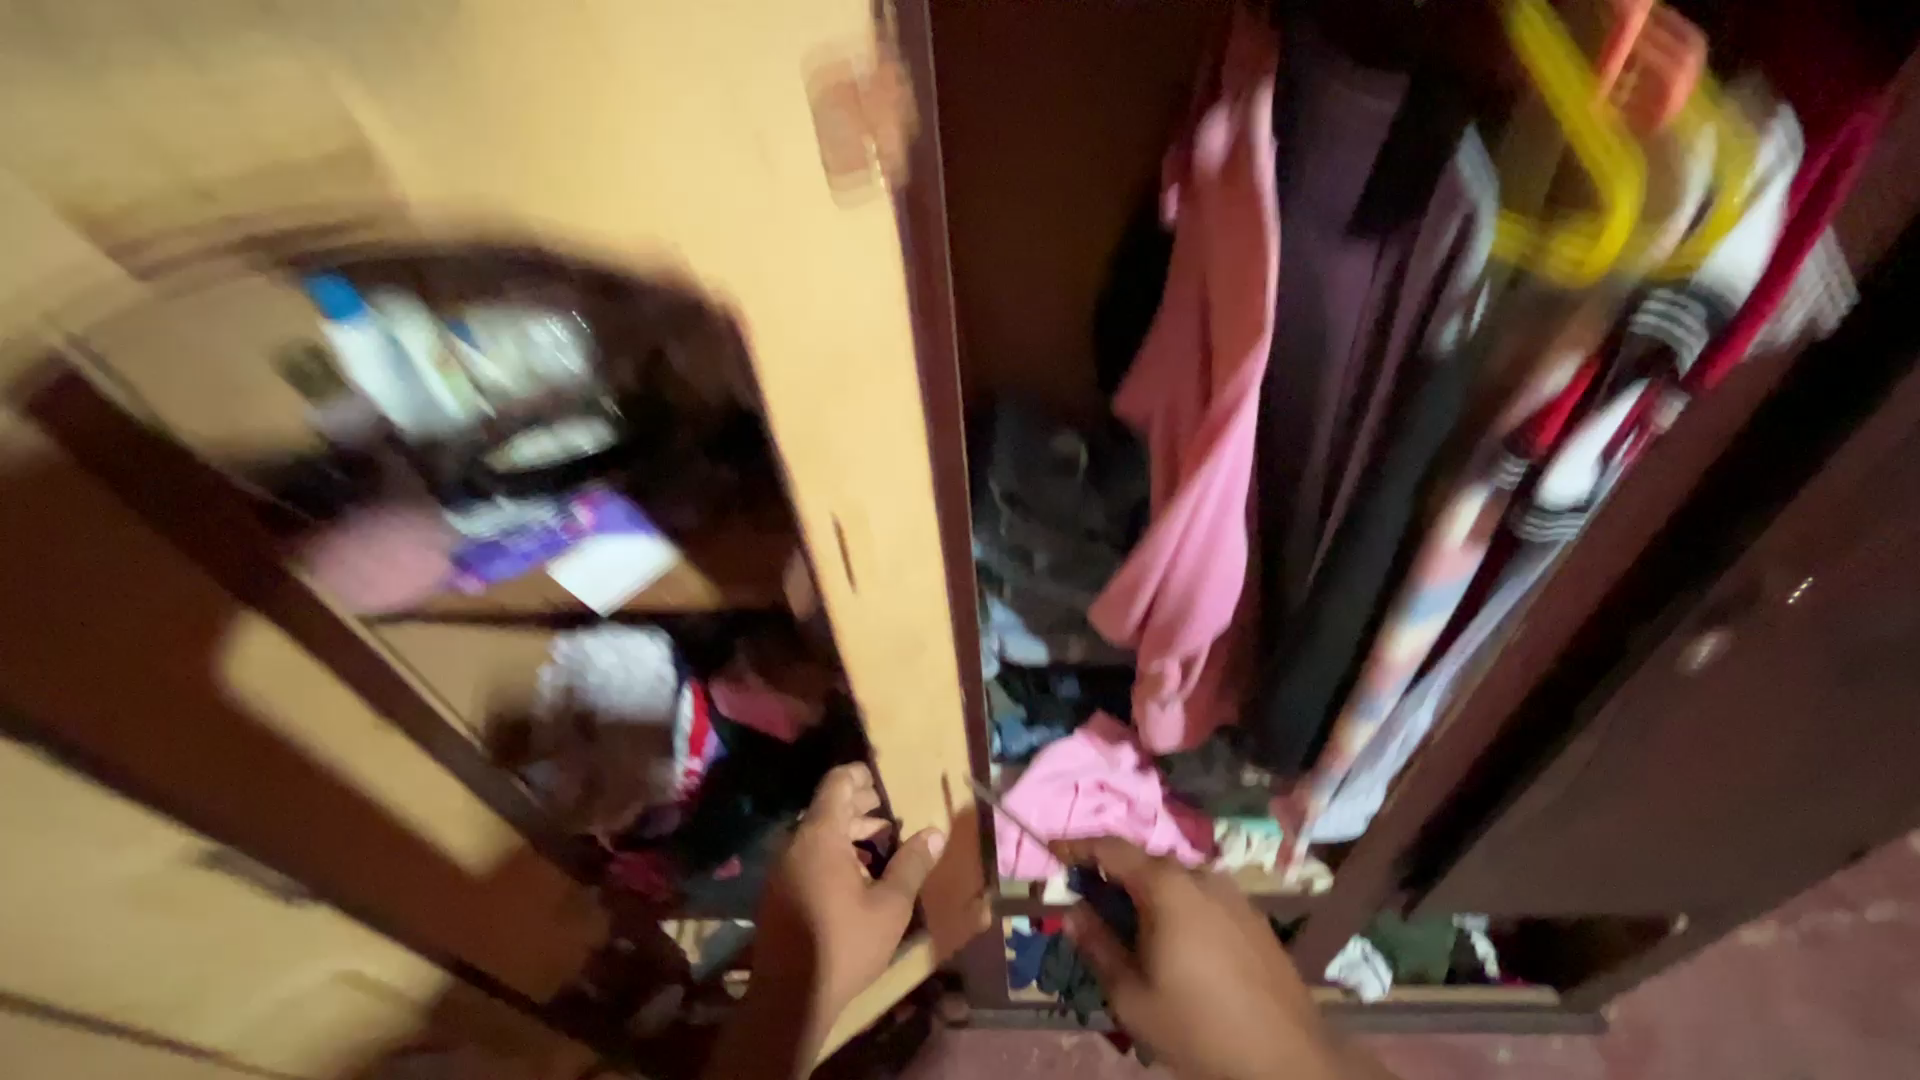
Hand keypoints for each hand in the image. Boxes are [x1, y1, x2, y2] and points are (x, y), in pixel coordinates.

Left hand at [747, 763, 944, 1052]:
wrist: (789, 999)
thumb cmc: (844, 945)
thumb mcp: (890, 905)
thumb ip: (912, 864)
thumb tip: (935, 833)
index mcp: (820, 835)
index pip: (837, 783)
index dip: (861, 775)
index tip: (885, 780)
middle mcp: (796, 843)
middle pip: (828, 807)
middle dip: (861, 804)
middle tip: (892, 811)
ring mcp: (783, 868)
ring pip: (819, 833)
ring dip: (850, 831)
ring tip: (883, 841)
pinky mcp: (779, 891)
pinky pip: (809, 855)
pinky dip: (834, 852)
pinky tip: (859, 873)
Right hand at [1056, 837, 1358, 1079]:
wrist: (1286, 1062)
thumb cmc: (1198, 1028)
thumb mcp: (1132, 997)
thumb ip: (1098, 946)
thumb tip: (1073, 912)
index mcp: (1166, 886)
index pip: (1111, 848)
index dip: (1077, 847)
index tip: (1052, 850)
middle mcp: (1200, 875)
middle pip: (1145, 862)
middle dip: (1113, 875)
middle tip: (1091, 901)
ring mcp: (1233, 892)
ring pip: (1176, 880)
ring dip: (1148, 893)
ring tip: (1134, 928)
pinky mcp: (1254, 915)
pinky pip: (1203, 897)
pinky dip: (1179, 906)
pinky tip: (1177, 943)